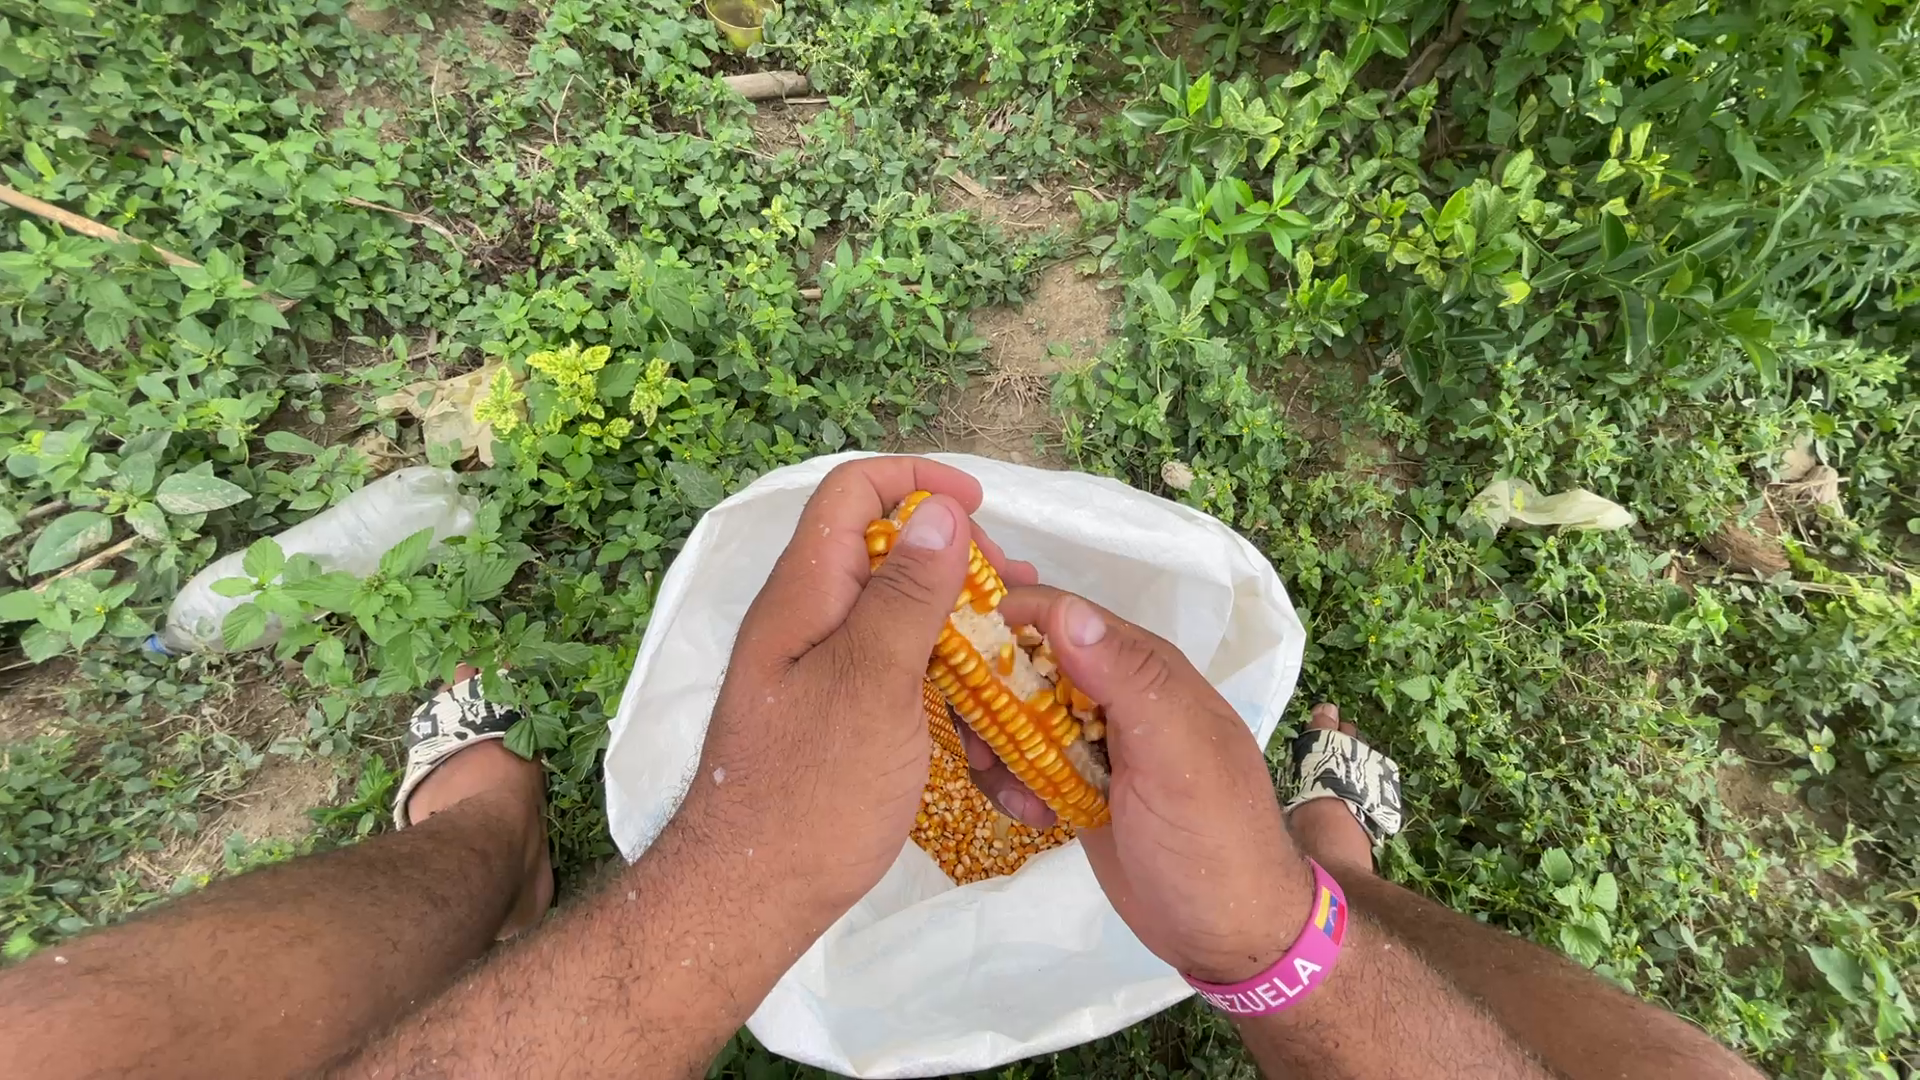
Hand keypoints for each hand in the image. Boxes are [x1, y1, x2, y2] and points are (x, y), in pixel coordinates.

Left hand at [685, 456, 1034, 917]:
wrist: (753, 893)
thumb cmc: (812, 790)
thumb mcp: (870, 683)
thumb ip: (904, 595)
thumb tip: (939, 512)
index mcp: (806, 592)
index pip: (851, 492)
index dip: (915, 480)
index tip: (977, 505)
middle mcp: (810, 613)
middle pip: (879, 540)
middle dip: (948, 545)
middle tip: (1004, 583)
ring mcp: (824, 658)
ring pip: (893, 597)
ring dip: (951, 598)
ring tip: (1007, 624)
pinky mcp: (840, 698)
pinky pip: (895, 648)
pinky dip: (940, 645)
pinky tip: (979, 674)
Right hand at [995, 586, 1314, 982]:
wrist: (1226, 933)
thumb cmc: (1210, 838)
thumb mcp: (1175, 754)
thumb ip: (1126, 677)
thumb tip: (1063, 610)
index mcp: (1140, 665)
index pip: (1059, 613)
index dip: (1006, 619)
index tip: (956, 648)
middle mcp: (1110, 689)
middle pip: (1024, 660)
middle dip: (987, 691)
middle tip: (978, 741)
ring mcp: (1088, 736)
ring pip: (1012, 710)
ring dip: (995, 742)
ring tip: (1011, 789)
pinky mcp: (1072, 777)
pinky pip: (1019, 757)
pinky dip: (1010, 779)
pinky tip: (1032, 813)